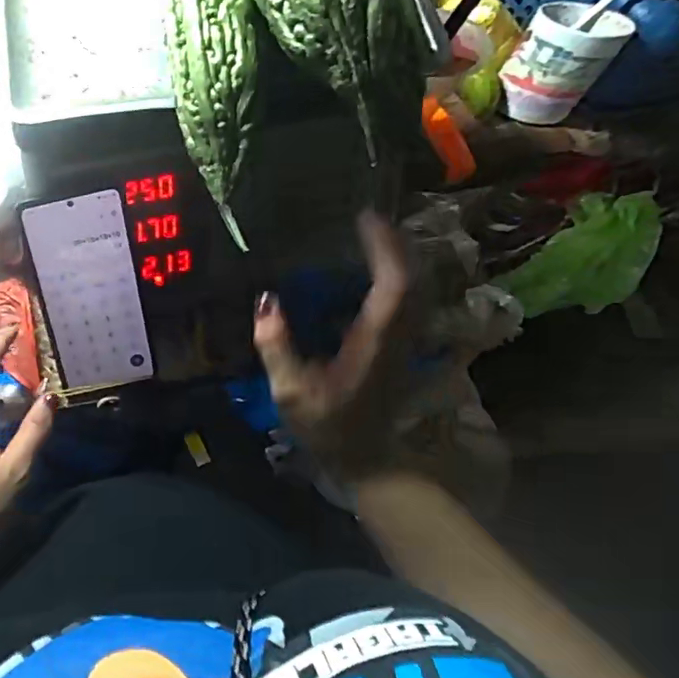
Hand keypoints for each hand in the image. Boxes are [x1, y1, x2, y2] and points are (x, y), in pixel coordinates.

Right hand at [253, 212, 410, 478]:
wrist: (369, 459)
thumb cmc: (328, 428)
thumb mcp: (291, 393)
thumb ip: (277, 347)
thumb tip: (266, 301)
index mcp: (374, 342)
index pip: (393, 284)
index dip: (384, 248)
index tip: (366, 218)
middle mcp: (397, 335)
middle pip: (411, 277)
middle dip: (394, 242)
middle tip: (367, 218)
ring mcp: (402, 341)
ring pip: (413, 287)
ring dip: (397, 257)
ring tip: (369, 236)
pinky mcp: (397, 346)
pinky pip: (404, 299)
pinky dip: (392, 277)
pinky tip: (368, 272)